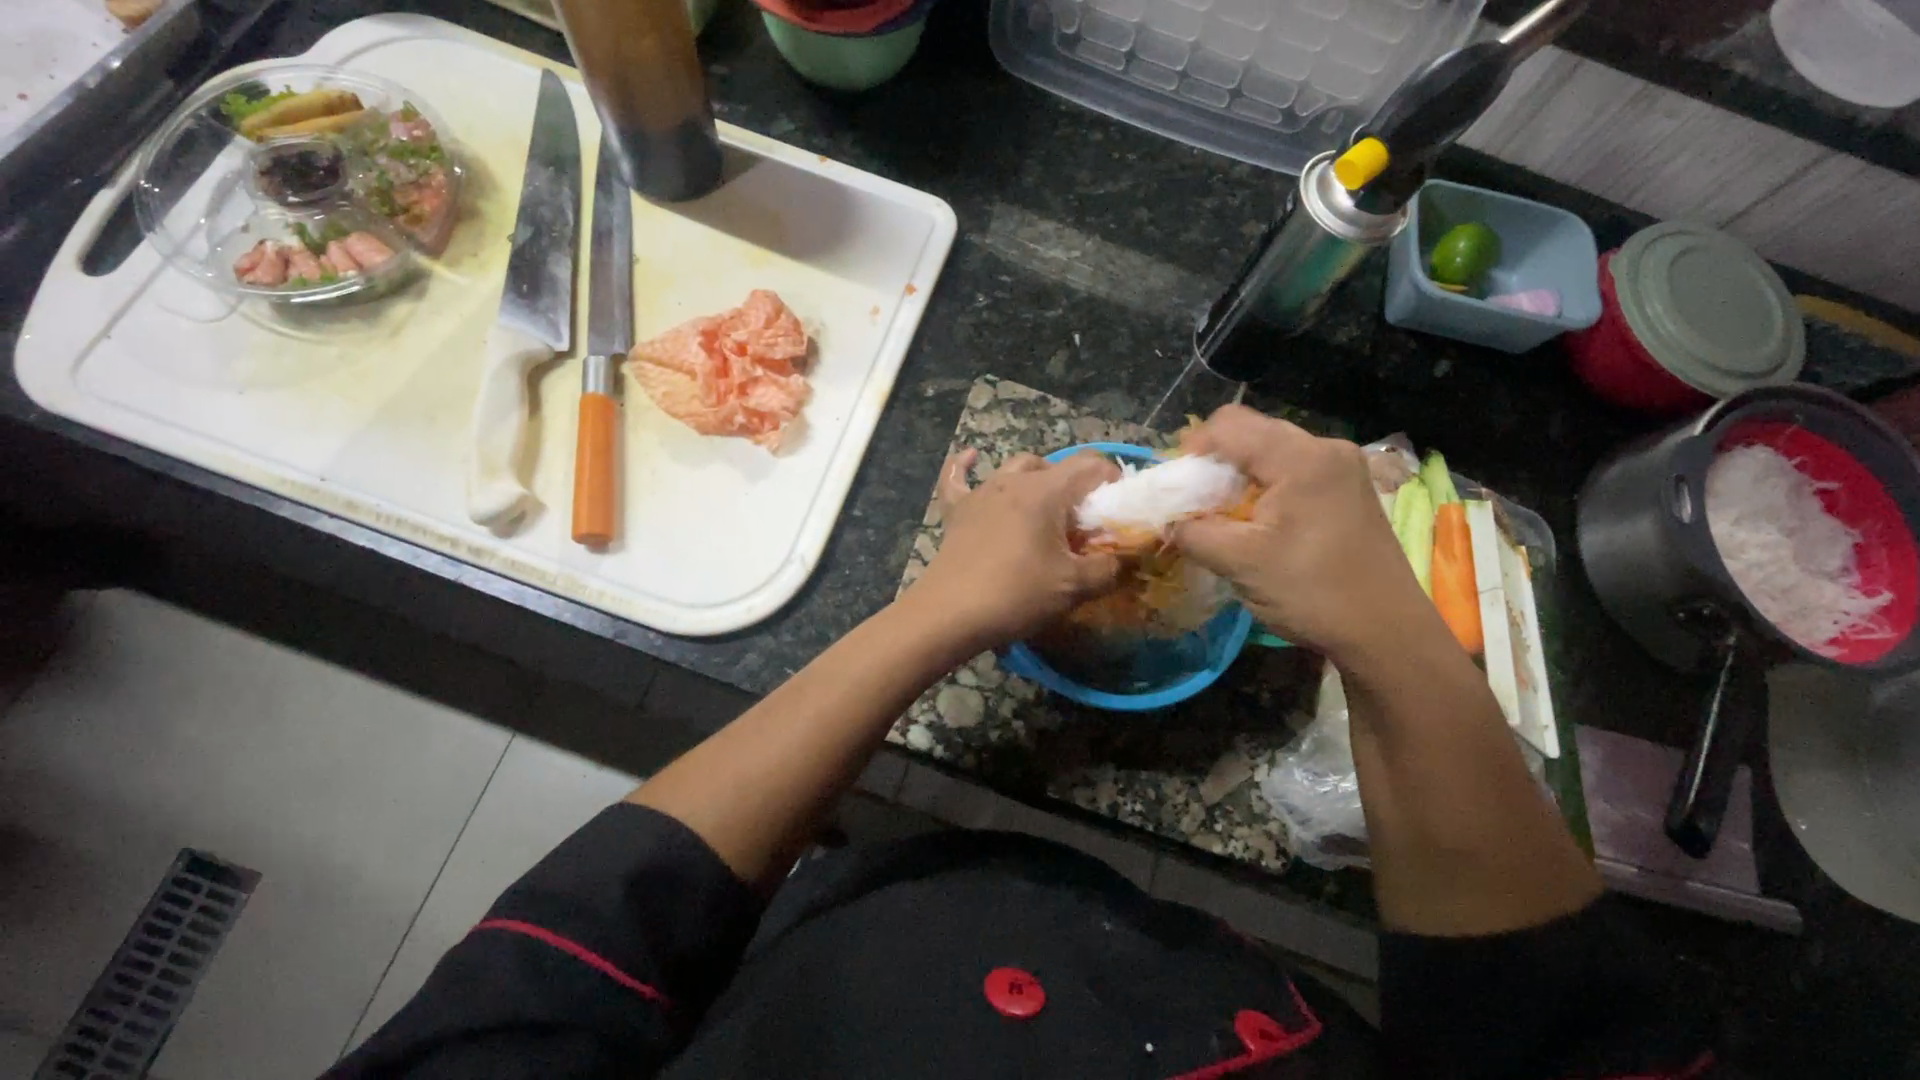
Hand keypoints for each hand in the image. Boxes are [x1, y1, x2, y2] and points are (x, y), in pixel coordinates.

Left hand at [905, 449, 1122, 650]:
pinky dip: (965, 466)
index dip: (1111, 479)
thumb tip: (1125, 558)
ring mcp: (980, 493)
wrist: (951, 614)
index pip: (1089, 466)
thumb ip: (1108, 568)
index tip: (1119, 506)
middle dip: (1074, 485)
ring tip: (1047, 505)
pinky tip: (970, 457)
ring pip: (1013, 468)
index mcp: (1046, 492)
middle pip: (1052, 466)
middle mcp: (1012, 481)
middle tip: (1083, 520)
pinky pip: (958, 478)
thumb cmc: (1017, 595)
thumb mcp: (1074, 586)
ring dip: (1035, 478)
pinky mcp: (956, 512)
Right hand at [1173, 406, 1440, 666]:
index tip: (1176, 487)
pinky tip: (1257, 522)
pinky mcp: (1349, 490)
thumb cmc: (1312, 592)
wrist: (1385, 632)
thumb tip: (1163, 520)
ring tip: (1224, 515)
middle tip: (1195, 502)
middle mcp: (1326, 449)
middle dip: (1215, 462)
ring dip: (1240, 476)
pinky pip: (1294, 470)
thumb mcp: (1239, 563)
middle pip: (1252, 432)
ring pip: (1272, 451)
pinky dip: (1265, 487)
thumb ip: (1193, 531)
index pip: (1229, 425)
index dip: (1192, 449)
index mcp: (1301, 458)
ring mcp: (1343, 468)